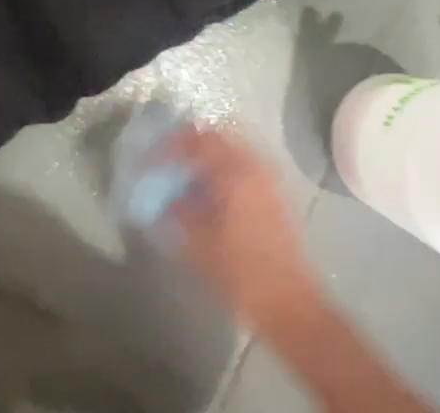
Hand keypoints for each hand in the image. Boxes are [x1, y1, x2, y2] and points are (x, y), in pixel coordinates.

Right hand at [164, 126, 323, 330]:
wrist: (289, 301)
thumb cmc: (239, 271)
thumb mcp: (197, 242)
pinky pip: (243, 167)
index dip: (169, 147)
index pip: (196, 141)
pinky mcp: (276, 195)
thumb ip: (176, 211)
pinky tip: (208, 192)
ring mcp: (269, 179)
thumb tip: (163, 196)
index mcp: (235, 172)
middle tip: (166, 161)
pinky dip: (223, 170)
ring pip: (231, 151)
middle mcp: (255, 166)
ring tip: (184, 176)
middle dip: (188, 146)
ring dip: (207, 157)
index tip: (151, 160)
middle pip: (217, 139)